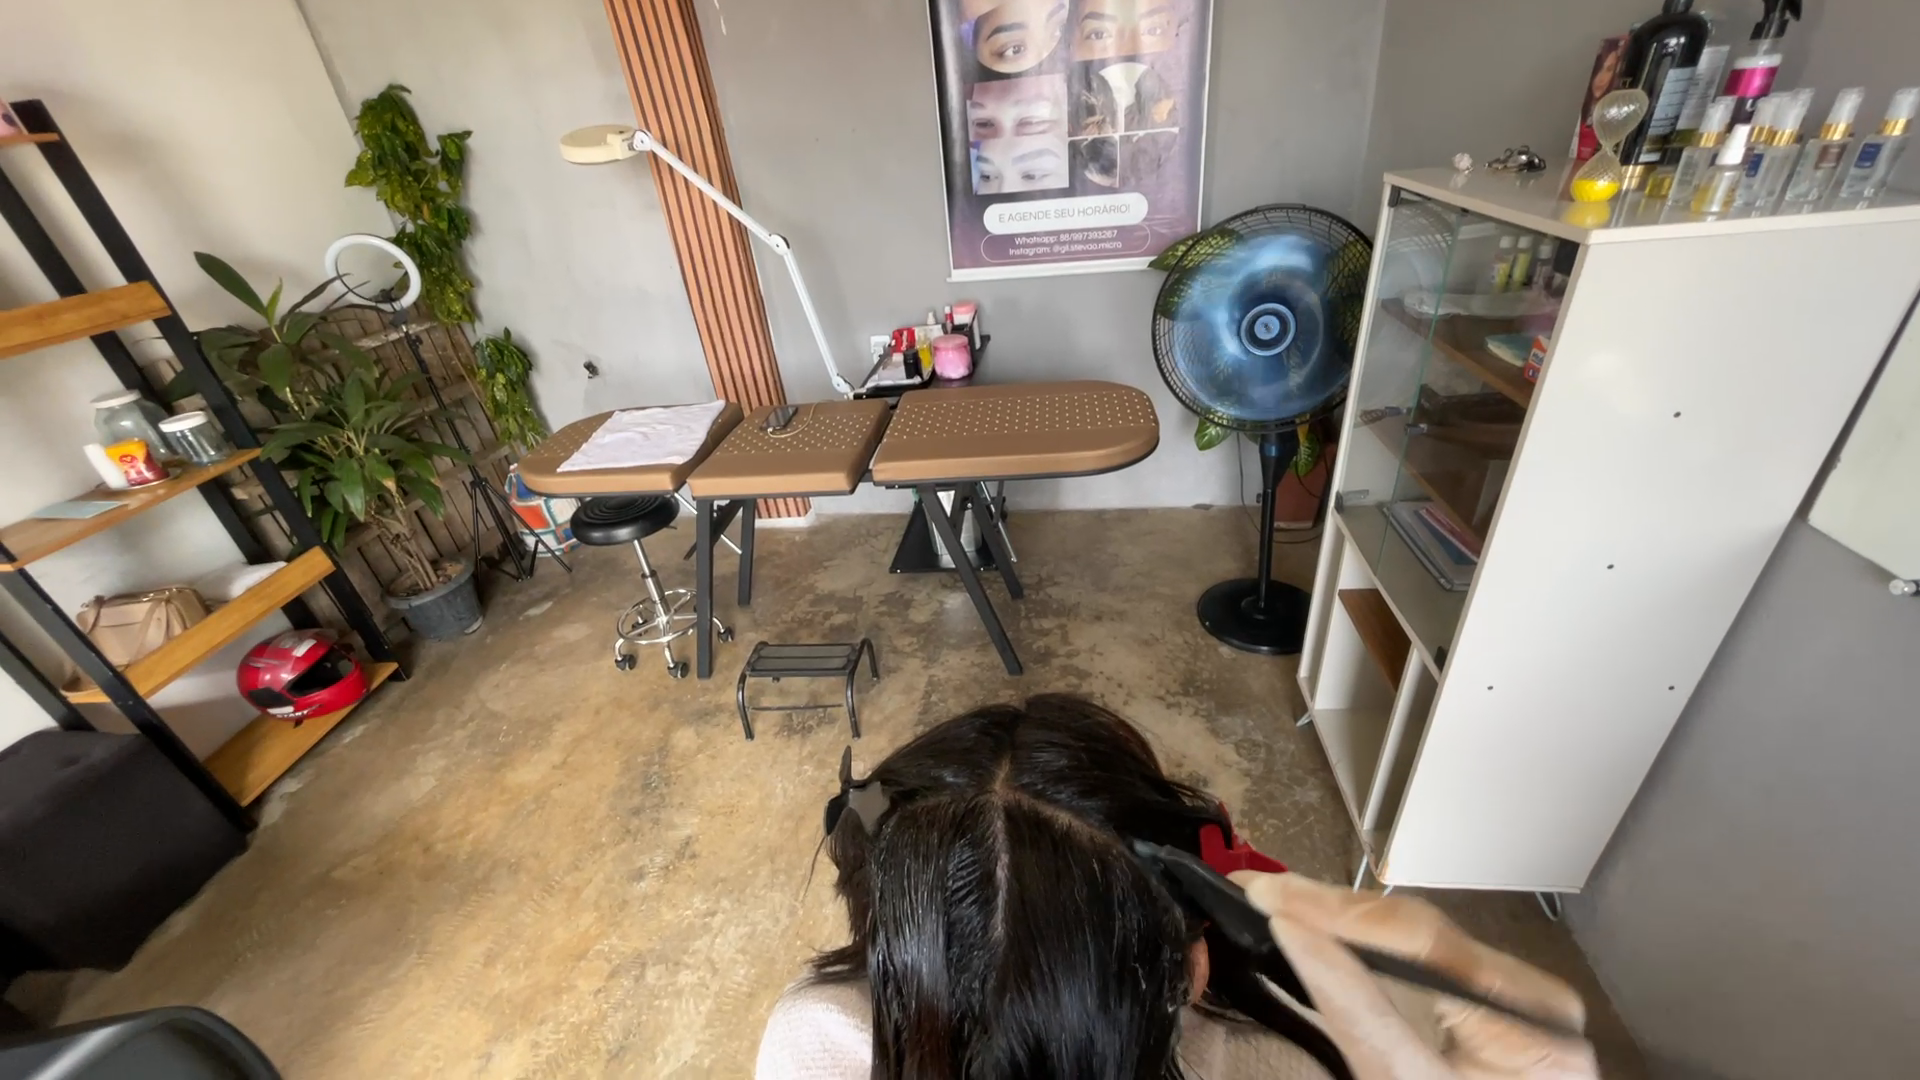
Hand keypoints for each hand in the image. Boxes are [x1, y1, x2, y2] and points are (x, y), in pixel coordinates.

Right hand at [1228, 871, 1598, 1079]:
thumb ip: (1353, 1009)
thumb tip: (1288, 927)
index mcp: (1532, 1019)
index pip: (1421, 938)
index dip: (1337, 912)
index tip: (1267, 897)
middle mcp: (1529, 991)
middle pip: (1412, 926)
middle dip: (1327, 907)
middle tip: (1257, 891)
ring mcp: (1505, 989)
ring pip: (1405, 930)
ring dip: (1333, 915)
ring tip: (1272, 897)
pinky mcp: (1477, 993)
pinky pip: (1407, 948)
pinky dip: (1352, 935)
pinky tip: (1311, 919)